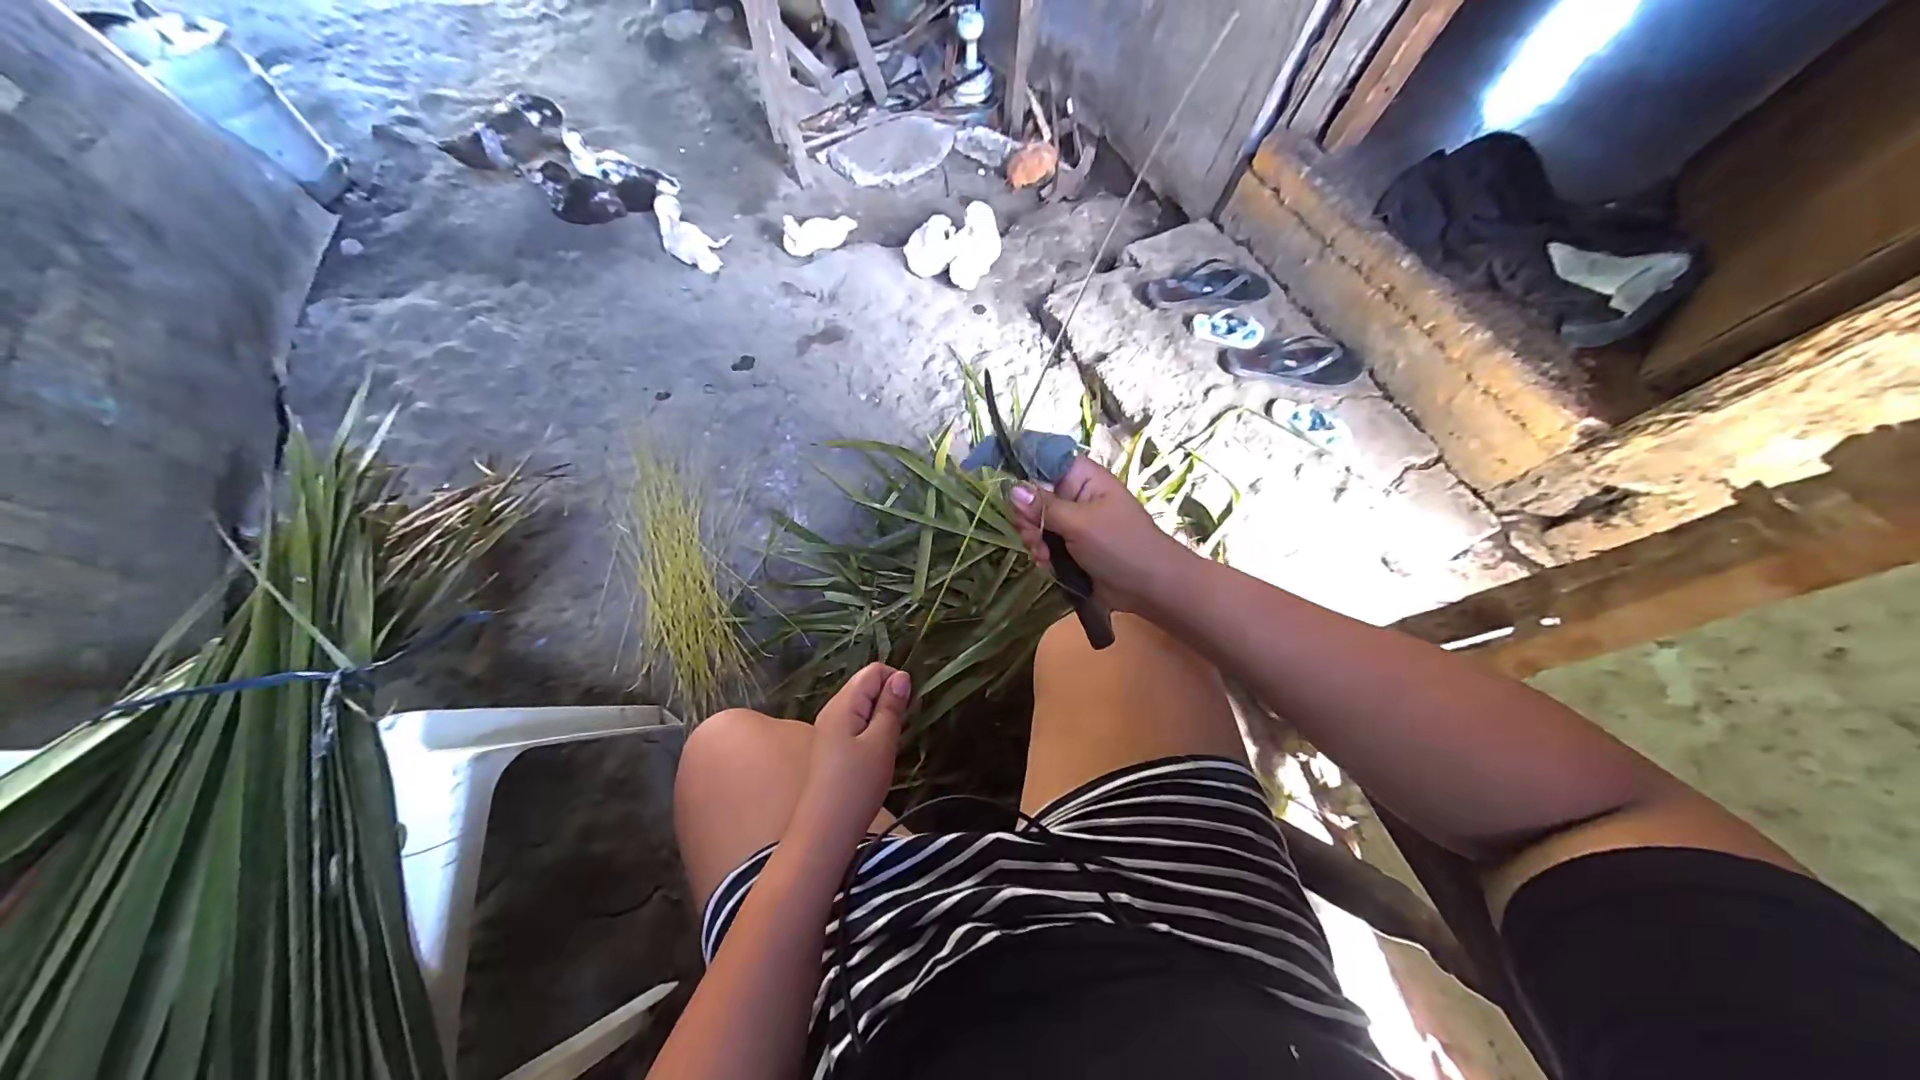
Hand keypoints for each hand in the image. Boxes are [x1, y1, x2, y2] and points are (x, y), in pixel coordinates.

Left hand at [792, 663, 909, 846]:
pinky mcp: (831, 746)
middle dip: (889, 698)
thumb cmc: (857, 785)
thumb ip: (891, 707)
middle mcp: (832, 710)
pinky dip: (871, 729)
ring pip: (862, 705)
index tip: (907, 708)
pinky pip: (855, 723)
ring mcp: (829, 728)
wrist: (825, 831)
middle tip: (901, 727)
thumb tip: (901, 676)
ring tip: (891, 741)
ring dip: (881, 715)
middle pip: (865, 685)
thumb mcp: (881, 742)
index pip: (873, 671)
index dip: (895, 681)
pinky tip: (878, 751)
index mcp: (843, 704)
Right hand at [1010, 456, 1193, 615]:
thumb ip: (1045, 507)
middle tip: (1033, 536)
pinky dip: (1041, 553)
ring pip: (1036, 521)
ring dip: (1033, 539)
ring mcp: (1073, 521)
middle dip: (1028, 517)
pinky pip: (1045, 542)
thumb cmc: (1121, 546)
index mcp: (1083, 478)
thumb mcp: (1080, 524)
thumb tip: (1012, 489)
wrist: (1150, 587)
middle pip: (1034, 495)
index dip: (1024, 473)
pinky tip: (1047, 565)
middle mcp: (1075, 495)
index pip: (1045, 461)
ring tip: (1043, 556)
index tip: (1011, 495)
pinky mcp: (1071, 545)